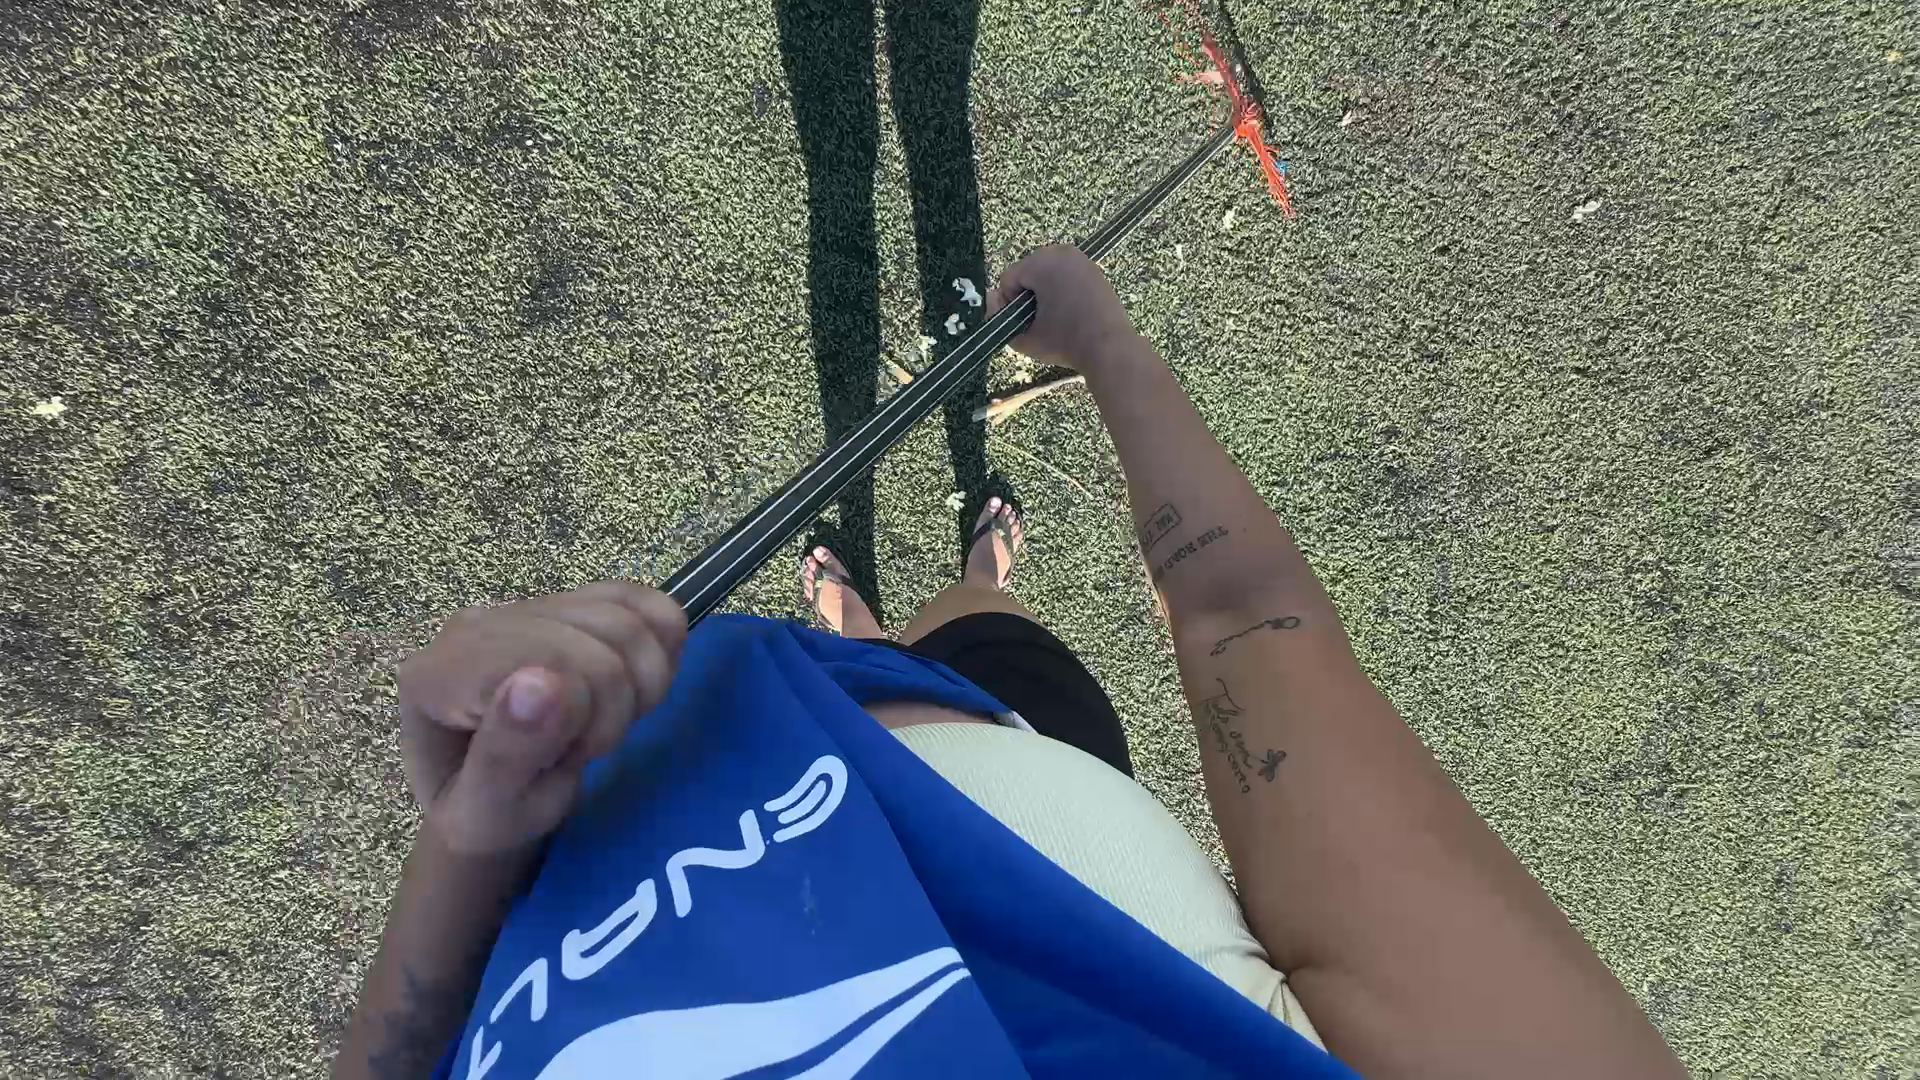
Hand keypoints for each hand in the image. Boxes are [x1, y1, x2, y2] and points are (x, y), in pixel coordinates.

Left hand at [396, 582, 686, 855]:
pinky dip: (661, 646)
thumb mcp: (489, 813)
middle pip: (606, 632)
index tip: (566, 758)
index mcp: (441, 674)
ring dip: (642, 681)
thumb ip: (507, 753)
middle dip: (618, 704)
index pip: (554, 658)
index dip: (588, 713)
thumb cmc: (489, 813)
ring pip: (630, 616)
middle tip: (587, 745)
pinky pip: (643, 599)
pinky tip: (633, 683)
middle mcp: (480, 624)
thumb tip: (541, 681)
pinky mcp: (571, 600)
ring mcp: (527, 606)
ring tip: (605, 719)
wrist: (496, 797)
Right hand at [987, 244, 1138, 372]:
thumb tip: (990, 299)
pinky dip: (1062, 291)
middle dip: (1027, 295)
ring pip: (1047, 274)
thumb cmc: (1063, 341)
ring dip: (1044, 294)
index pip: (1009, 278)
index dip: (1008, 303)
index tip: (1021, 323)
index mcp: (1042, 262)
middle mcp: (1062, 252)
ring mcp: (1081, 259)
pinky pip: (1066, 277)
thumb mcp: (1023, 337)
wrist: (1107, 347)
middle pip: (1028, 272)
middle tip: (1038, 322)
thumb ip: (998, 318)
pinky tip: (1069, 313)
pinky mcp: (1094, 271)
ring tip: (1053, 319)